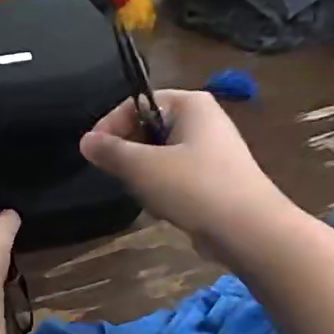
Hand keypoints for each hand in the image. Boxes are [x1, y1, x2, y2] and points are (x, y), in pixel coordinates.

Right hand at [79, 90, 296, 249]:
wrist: (248, 229)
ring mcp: (214, 152)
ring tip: (147, 196)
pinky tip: (166, 210)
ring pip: (163, 157)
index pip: (138, 103)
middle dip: (131, 154)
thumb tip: (85, 141)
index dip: (111, 125)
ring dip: (148, 176)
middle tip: (119, 176)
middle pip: (150, 129)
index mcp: (191, 104)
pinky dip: (166, 190)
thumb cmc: (194, 188)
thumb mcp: (144, 168)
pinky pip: (179, 178)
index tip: (92, 152)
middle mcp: (205, 120)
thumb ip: (112, 152)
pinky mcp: (217, 180)